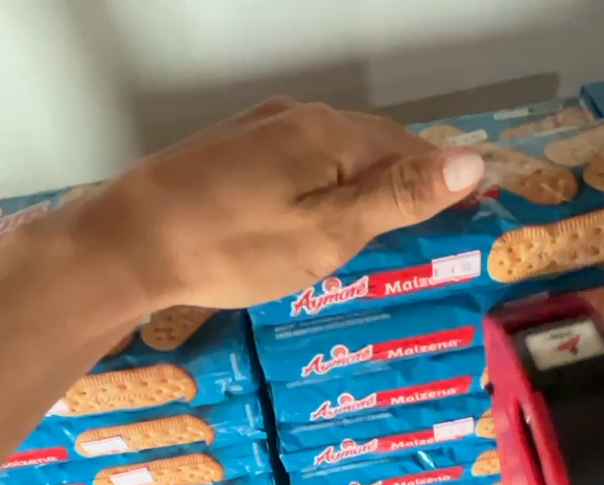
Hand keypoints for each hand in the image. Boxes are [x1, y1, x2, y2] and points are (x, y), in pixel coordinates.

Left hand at [59, 98, 484, 310]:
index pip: (411, 151)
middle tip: (426, 231)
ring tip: (378, 231)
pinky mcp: (233, 150)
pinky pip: (300, 162)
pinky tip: (317, 215)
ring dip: (363, 186)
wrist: (133, 243)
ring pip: (334, 154)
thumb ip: (398, 198)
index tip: (465, 216)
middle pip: (373, 147)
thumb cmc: (236, 247)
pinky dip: (324, 187)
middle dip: (403, 184)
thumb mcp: (328, 232)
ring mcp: (261, 130)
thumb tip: (471, 160)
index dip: (442, 182)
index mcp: (333, 135)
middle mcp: (300, 117)